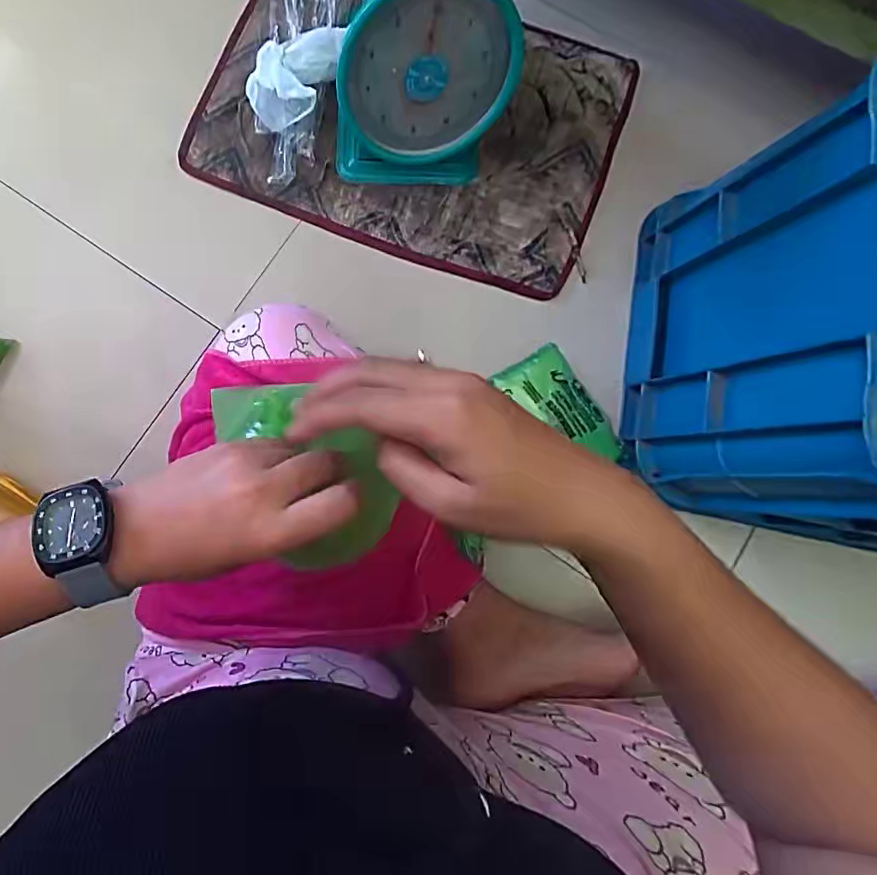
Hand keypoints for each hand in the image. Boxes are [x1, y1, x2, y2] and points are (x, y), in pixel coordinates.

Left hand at [107, 441, 357, 586]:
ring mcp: (246, 459)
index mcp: (271, 530)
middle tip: (334, 475)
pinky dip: (279, 451)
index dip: (354, 498)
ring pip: (299, 446)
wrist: (139, 527)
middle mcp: (265, 489)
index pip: (340, 502)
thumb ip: (289, 529)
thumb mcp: (250, 556)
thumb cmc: (194, 558)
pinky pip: (272, 441)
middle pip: (325, 461)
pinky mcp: (231, 441)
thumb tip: (318, 505)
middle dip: (336, 467)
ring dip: (305, 456)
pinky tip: (267, 463)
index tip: (351, 497)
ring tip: (296, 470)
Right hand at [286, 359, 644, 551]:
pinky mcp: (468, 384)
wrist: (584, 493)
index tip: (292, 431)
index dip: (322, 415)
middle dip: (327, 388)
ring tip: (320, 402)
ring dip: (350, 380)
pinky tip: (364, 397)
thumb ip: (403, 470)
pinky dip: (375, 381)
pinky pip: (408, 373)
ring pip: (389, 366)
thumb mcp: (452, 507)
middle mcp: (446, 382)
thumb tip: (380, 443)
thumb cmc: (519, 510)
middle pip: (371, 372)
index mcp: (440, 414)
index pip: (363, 404)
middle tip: (298, 413)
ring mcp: (459, 378)